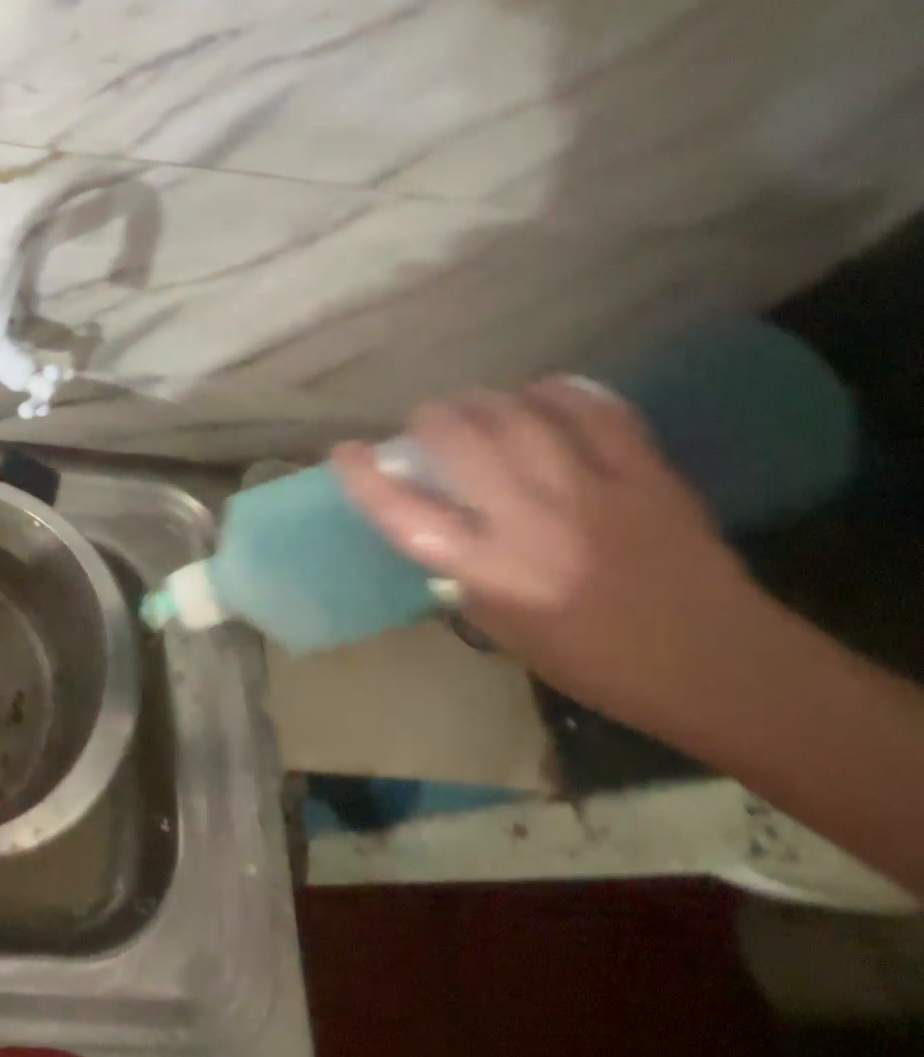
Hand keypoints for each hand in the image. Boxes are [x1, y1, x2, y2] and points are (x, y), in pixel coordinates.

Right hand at [332, 378, 766, 722]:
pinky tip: (544, 392)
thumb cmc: (593, 662)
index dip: (364, 477)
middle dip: (433, 418)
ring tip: (479, 402)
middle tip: (427, 419)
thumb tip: (444, 536)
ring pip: (523, 417)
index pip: (405, 514)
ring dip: (489, 400)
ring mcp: (591, 492)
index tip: (344, 452)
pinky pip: (597, 414)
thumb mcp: (504, 630)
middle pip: (464, 443)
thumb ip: (468, 577)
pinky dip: (562, 394)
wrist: (712, 664)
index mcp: (489, 571)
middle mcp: (529, 523)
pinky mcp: (646, 475)